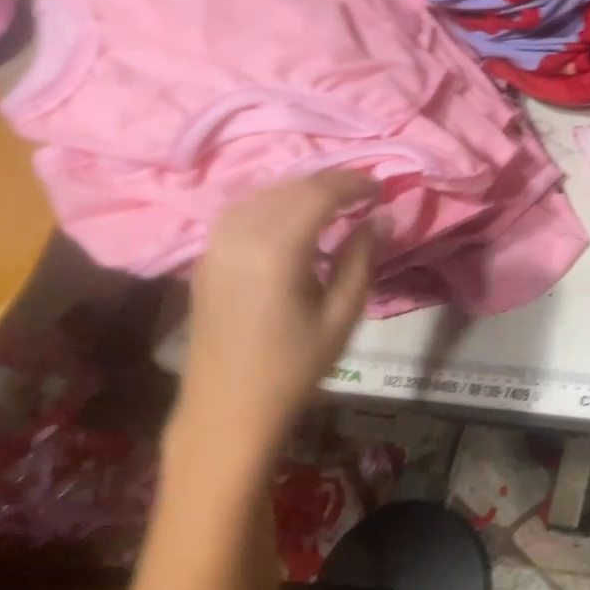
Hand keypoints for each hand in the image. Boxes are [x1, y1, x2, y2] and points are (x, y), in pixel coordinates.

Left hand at [175, 172, 377, 457]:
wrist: (229, 406)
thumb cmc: (295, 366)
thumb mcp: (342, 314)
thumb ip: (362, 258)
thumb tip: (383, 217)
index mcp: (276, 250)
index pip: (318, 193)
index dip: (353, 183)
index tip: (382, 188)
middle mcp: (240, 236)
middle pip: (290, 187)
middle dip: (330, 182)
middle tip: (364, 193)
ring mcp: (215, 244)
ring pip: (262, 193)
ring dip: (299, 190)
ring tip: (333, 203)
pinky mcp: (206, 257)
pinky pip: (240, 211)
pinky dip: (272, 203)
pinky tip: (292, 219)